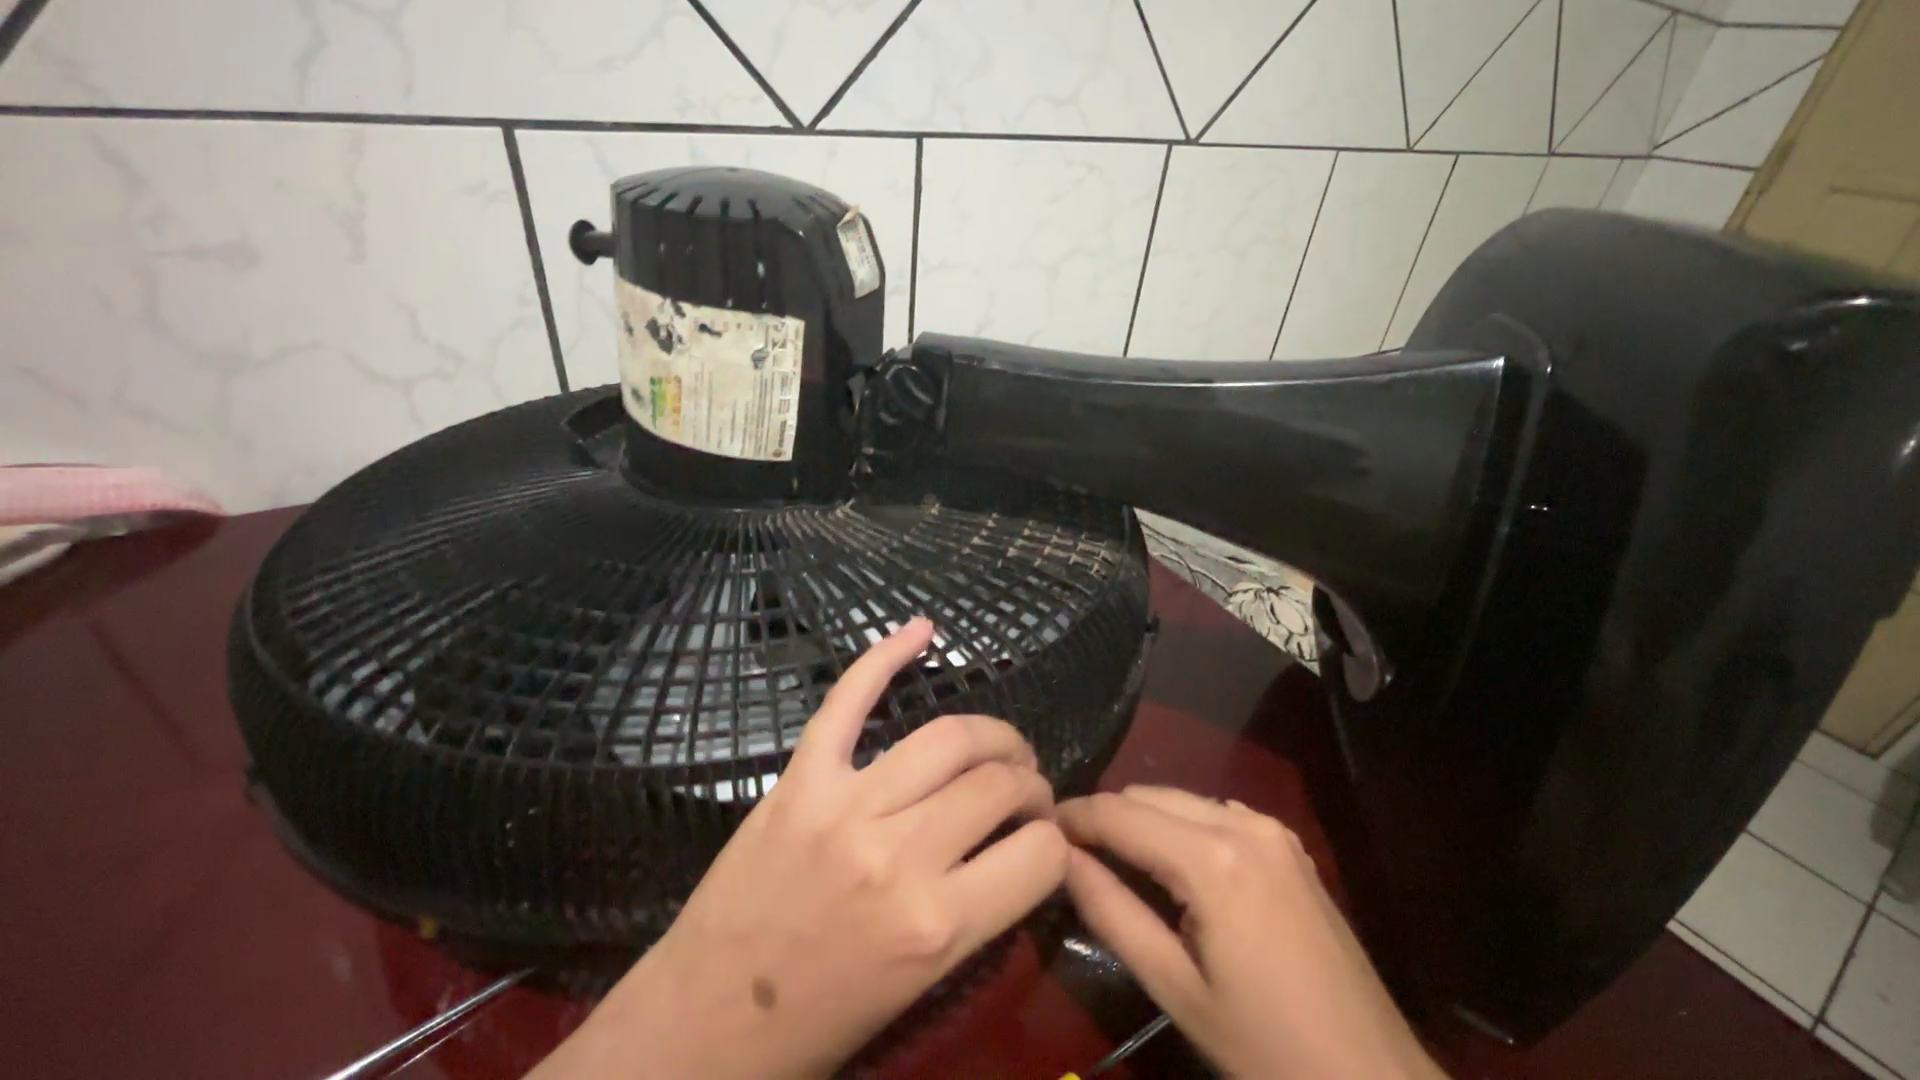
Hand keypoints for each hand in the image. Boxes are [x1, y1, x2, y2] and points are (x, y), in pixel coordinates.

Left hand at [529, 618, 1069, 1079]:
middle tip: (1023, 793)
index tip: (1042, 843)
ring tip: (995, 748)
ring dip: (989, 734)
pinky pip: (847, 703)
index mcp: (939, 924)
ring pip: (946, 736)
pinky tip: (920, 631)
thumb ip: (980, 911)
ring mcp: (844, 807)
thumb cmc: (820, 1020)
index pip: (1042, 853)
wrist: (706, 1021)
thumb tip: (1021, 849)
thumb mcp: (924, 985)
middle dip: (1029, 782)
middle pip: (1000, 783)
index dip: (1055, 844)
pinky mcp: (798, 780)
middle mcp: (900, 856)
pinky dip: (884, 657)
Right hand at [1058, 786, 1445, 1079]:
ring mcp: (1273, 831)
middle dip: (1105, 817)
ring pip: (1183, 800)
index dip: (1072, 817)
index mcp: (1212, 859)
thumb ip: (1111, 911)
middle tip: (1067, 853)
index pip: (1119, 813)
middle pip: (1149, 796)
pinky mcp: (1290, 848)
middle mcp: (1244, 824)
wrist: (1373, 1077)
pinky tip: (1171, 868)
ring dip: (1142, 820)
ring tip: (1111, 860)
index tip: (1035, 829)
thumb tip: (1061, 858)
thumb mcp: (1174, 986)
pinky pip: (1217, 815)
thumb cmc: (1264, 1046)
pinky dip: (1181, 828)